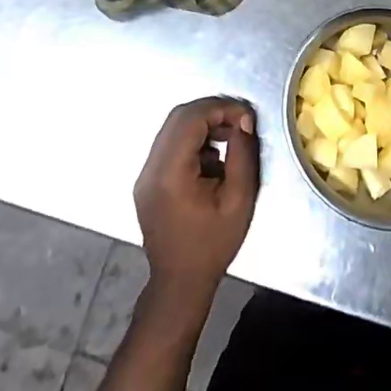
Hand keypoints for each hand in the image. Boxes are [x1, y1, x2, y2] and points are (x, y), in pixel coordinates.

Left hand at [133, 97, 258, 295]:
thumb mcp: (239, 201)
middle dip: (211, 112)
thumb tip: (243, 121)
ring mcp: (144, 173)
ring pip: (171, 129)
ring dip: (201, 125)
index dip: (219, 109)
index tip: (246, 116)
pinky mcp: (146, 180)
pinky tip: (212, 160)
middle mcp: (150, 167)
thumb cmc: (213, 245)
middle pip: (177, 118)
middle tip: (240, 122)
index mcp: (170, 173)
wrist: (180, 281)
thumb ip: (242, 156)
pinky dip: (190, 141)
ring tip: (230, 139)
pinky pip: (168, 146)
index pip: (190, 119)